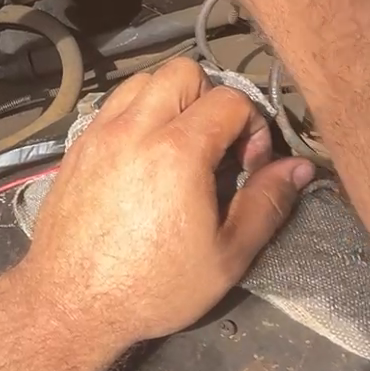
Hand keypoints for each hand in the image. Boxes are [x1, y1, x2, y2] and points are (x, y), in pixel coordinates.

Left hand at [14, 57, 315, 352]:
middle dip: (209, 96)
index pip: (229, 98)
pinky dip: (136, 113)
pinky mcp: (77, 145)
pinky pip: (113, 105)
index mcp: (176, 150)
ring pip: (141, 80)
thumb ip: (266, 203)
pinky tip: (144, 157)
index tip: (248, 164)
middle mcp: (133, 128)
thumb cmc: (152, 285)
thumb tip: (298, 167)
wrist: (71, 299)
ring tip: (180, 145)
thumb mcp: (226, 256)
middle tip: (216, 144)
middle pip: (181, 71)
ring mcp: (99, 132)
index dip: (252, 125)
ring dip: (169, 99)